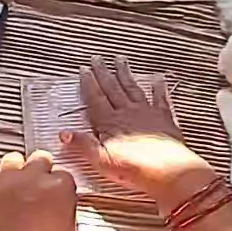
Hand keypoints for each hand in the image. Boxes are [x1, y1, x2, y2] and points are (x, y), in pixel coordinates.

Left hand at [0, 141, 79, 230]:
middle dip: (39, 171)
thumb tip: (59, 205)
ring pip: (12, 159)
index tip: (55, 196)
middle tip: (36, 188)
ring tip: (14, 180)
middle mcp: (34, 177)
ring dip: (15, 168)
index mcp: (60, 186)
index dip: (58, 186)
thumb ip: (66, 209)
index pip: (63, 174)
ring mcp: (8, 181)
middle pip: (39, 159)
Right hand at [63, 57, 214, 207]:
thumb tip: (64, 134)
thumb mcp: (101, 161)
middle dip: (103, 72)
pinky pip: (160, 99)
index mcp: (110, 122)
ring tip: (120, 60)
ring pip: (132, 88)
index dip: (89, 83)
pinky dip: (159, 88)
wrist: (167, 171)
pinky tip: (158, 79)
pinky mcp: (164, 118)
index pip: (96, 98)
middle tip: (98, 58)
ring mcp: (147, 113)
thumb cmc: (134, 169)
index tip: (84, 70)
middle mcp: (127, 112)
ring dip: (125, 74)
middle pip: (112, 88)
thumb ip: (82, 145)